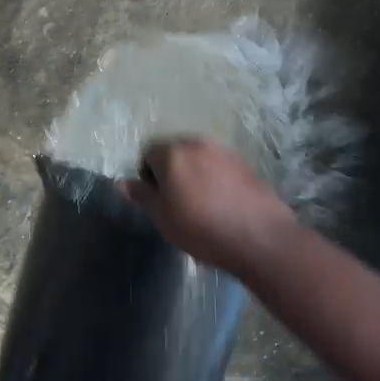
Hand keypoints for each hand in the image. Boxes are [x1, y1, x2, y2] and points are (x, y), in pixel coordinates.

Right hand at [120, 136, 298, 275]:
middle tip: (177, 203)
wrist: (260, 237)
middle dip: (171, 172)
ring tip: (201, 205)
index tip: (158, 201)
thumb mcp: (162, 217)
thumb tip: (120, 182)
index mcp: (173, 152)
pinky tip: (222, 204)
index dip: (148, 177)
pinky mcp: (245, 163)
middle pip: (174, 152)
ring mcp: (224, 151)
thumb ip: (141, 195)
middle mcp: (197, 143)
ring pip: (198, 159)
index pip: (148, 153)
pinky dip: (215, 179)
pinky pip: (219, 166)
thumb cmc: (201, 228)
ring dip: (194, 175)